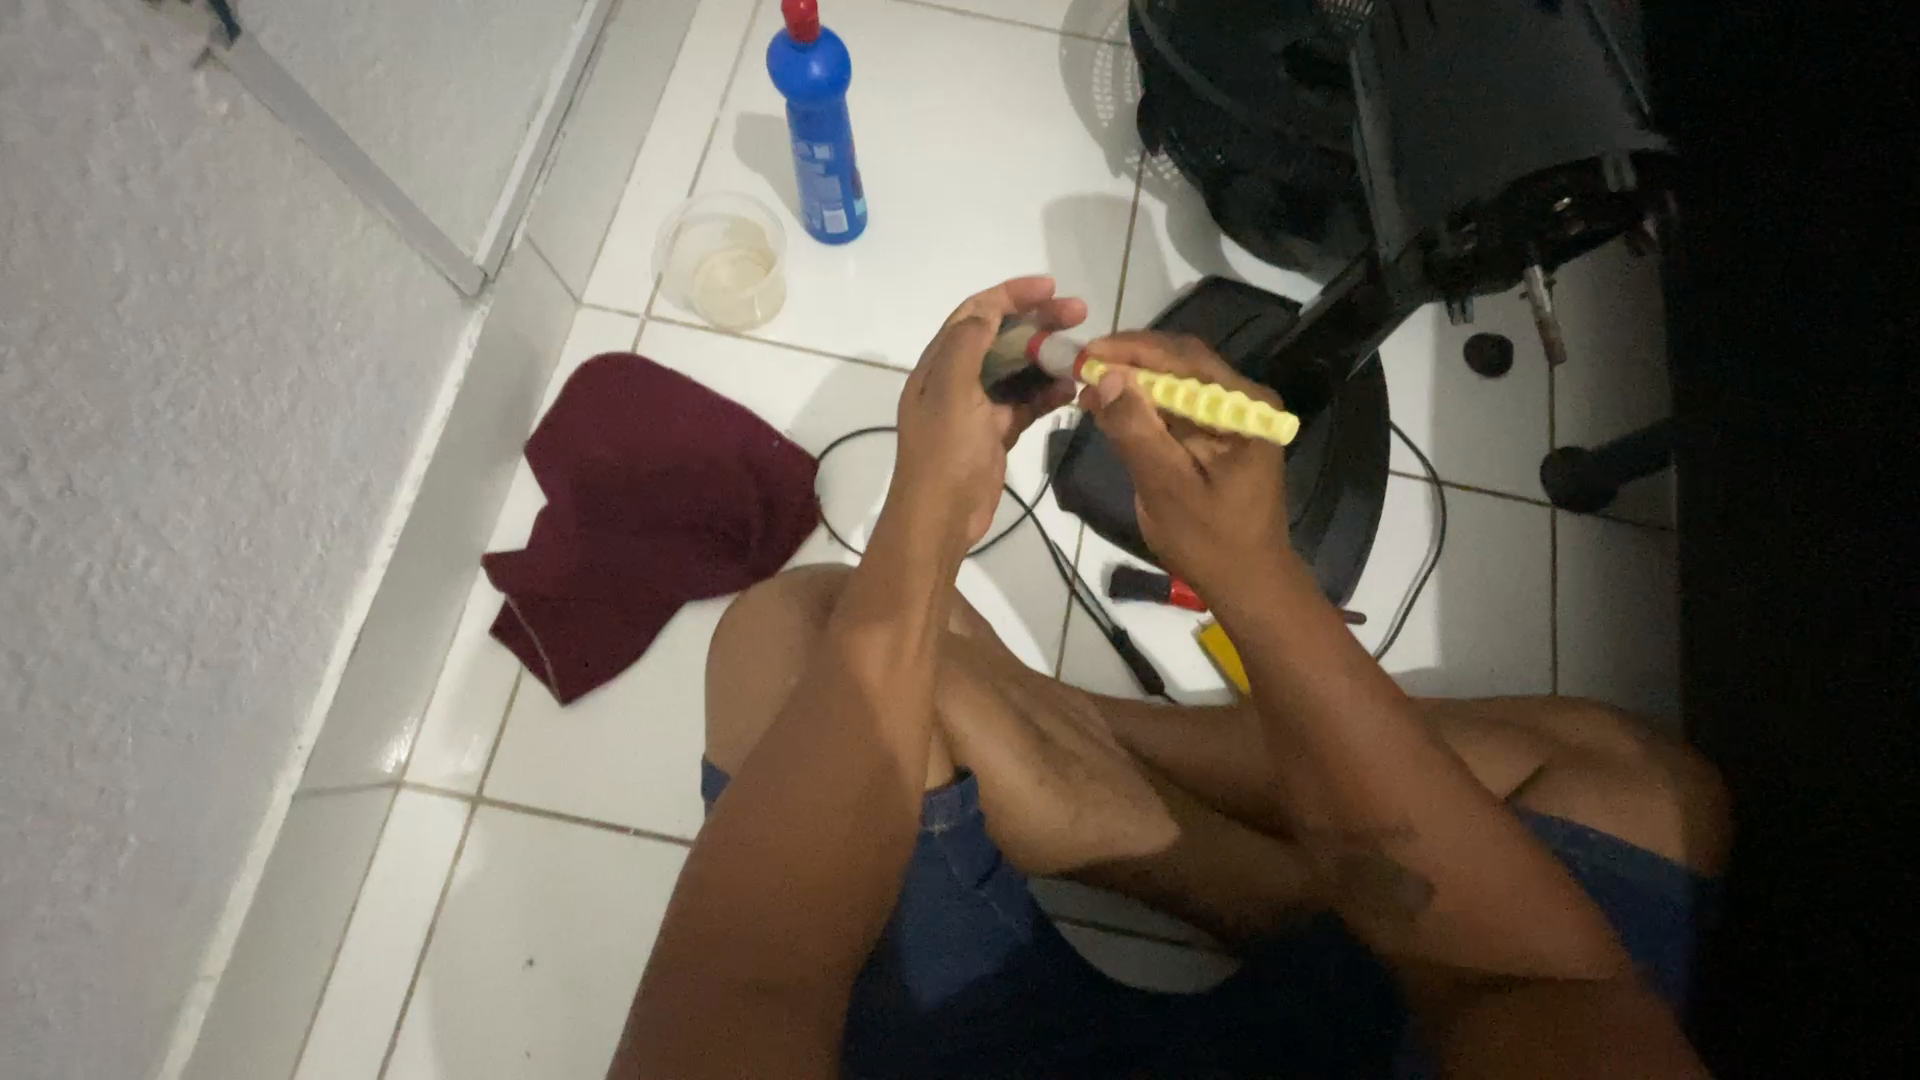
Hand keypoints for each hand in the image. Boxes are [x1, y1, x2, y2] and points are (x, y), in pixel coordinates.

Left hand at [890, 277, 1083, 551]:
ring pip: (1016, 371)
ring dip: (1047, 358)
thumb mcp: (951, 393)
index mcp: (938, 366)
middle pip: (1000, 338)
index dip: (1010, 295)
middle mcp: (956, 381)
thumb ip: (967, 346)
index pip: (974, 314)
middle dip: (1038, 322)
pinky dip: (1046, 394)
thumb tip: (986, 310)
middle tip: (1080, 314)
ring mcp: (977, 409)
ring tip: (1083, 353)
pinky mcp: (994, 433)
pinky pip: (1024, 404)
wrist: (941, 519)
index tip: (1051, 287)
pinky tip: (1072, 390)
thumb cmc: (945, 454)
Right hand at [1078, 331, 1293, 594]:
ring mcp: (1231, 419)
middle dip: (1127, 362)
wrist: (1246, 583)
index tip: (1084, 354)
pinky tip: (1108, 408)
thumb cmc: (1210, 541)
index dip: (1131, 350)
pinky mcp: (1216, 437)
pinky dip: (1141, 407)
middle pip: (1180, 365)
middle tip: (1079, 366)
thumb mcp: (1167, 487)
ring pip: (1174, 385)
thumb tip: (1105, 377)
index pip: (1183, 358)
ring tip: (1085, 385)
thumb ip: (1137, 430)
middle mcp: (1243, 402)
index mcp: (1245, 407)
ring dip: (1130, 383)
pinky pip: (1175, 410)